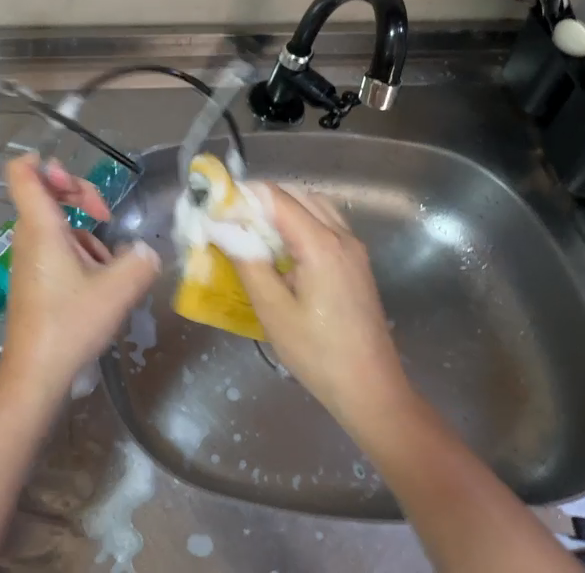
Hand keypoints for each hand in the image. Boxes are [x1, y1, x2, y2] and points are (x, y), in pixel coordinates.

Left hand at [0, 155, 159, 399]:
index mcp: (41, 226)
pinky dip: (78, 255)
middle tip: (105, 214)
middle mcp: (28, 235)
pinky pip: (56, 249)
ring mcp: (28, 258)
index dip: (43, 162)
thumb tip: (145, 252)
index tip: (73, 176)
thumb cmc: (70, 323)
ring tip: (108, 265)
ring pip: (56, 225)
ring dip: (85, 233)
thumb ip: (139, 262)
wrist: (37, 371)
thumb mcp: (117, 290)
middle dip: (79, 195)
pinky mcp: (33, 279)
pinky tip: (99, 284)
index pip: (22, 173)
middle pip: (45, 192)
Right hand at [231, 182, 410, 425]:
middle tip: (228, 219)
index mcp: (321, 244)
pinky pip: (325, 224)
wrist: (371, 389)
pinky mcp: (356, 263)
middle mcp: (342, 237)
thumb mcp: (272, 309)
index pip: (276, 197)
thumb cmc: (318, 353)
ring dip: (281, 208)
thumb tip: (218, 225)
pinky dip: (299, 222)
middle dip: (260, 199)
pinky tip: (280, 249)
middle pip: (296, 194)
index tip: (213, 209)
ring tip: (251, 231)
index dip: (241, 197)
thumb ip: (246, 260)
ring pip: (314, 206)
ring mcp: (353, 249)